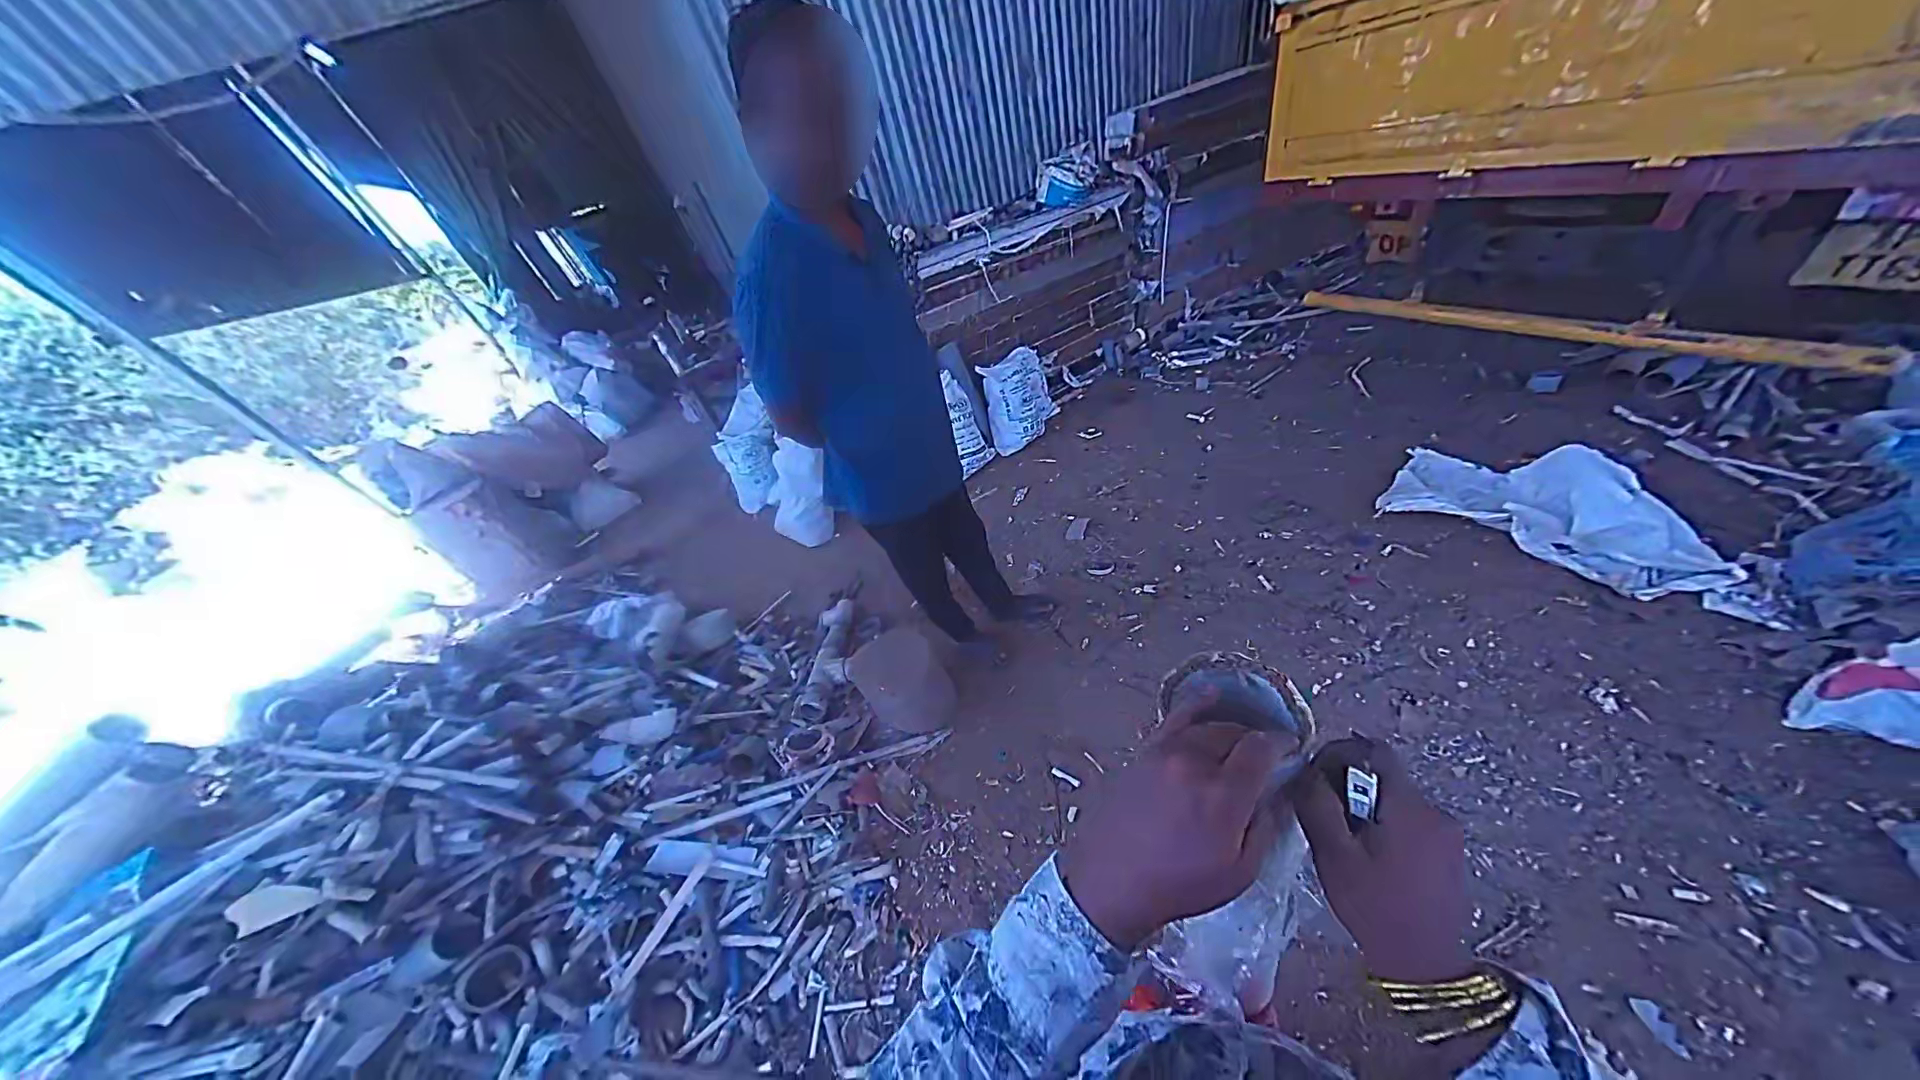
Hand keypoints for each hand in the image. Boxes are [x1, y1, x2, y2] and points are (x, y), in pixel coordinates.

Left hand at [1057, 690, 1285, 949]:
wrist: (1114, 879)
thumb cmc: (1179, 883)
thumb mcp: (1240, 871)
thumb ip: (1264, 825)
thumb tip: (1273, 793)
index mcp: (1222, 794)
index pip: (1261, 749)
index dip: (1282, 745)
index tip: (1291, 749)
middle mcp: (1193, 763)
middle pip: (1235, 734)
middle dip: (1255, 742)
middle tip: (1265, 758)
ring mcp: (1164, 752)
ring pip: (1207, 727)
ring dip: (1229, 732)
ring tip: (1240, 744)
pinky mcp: (1145, 752)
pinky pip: (1175, 719)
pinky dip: (1195, 705)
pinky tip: (1211, 695)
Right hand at [1287, 737, 1473, 981]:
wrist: (1427, 965)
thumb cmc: (1375, 907)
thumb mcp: (1333, 853)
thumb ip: (1317, 803)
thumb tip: (1304, 769)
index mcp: (1409, 806)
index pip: (1373, 750)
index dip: (1338, 753)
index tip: (1313, 777)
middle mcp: (1435, 811)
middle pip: (1382, 773)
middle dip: (1347, 782)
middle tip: (1321, 811)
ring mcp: (1446, 833)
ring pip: (1392, 796)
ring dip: (1362, 804)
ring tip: (1341, 837)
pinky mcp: (1448, 851)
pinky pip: (1406, 818)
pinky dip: (1381, 822)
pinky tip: (1366, 854)